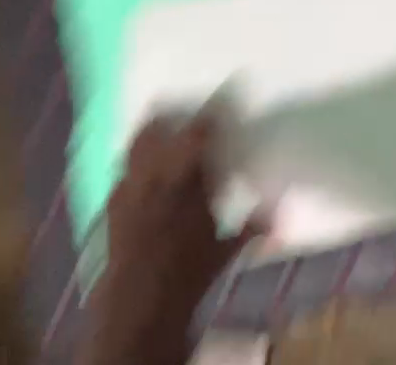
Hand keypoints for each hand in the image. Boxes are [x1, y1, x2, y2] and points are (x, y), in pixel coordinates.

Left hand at [97, 113, 265, 330]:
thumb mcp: (226, 247)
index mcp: (186, 175)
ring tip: (170, 127)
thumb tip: (284, 215)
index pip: (201, 127)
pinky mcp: (111, 206)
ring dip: (154, 132)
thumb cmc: (188, 271)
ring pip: (136, 143)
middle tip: (196, 107)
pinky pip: (123, 170)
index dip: (216, 106)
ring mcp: (127, 189)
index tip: (230, 90)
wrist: (137, 305)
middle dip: (176, 111)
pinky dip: (137, 163)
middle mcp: (154, 175)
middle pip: (158, 125)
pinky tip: (148, 171)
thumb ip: (254, 224)